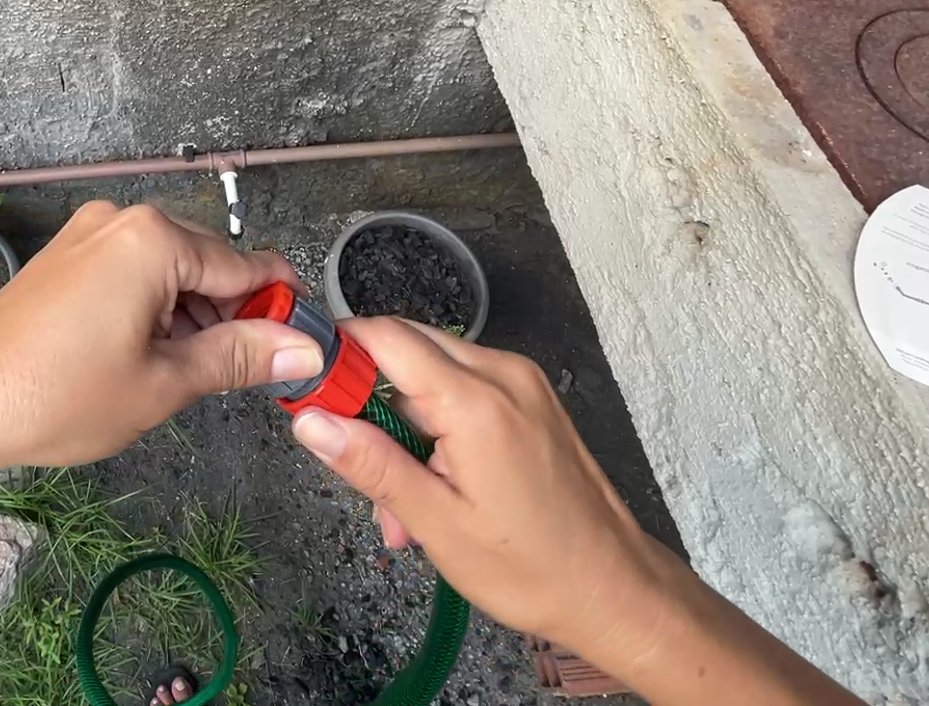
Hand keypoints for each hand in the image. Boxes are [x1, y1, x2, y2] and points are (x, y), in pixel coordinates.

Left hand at [0, 202, 321, 471]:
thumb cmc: (60, 395)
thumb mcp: (164, 383)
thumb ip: (239, 357)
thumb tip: (304, 348)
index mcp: (153, 238)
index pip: (244, 264)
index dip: (279, 305)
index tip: (302, 340)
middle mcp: (123, 219)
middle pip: (206, 261)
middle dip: (229, 313)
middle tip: (236, 373)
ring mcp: (89, 232)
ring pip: (169, 269)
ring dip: (190, 314)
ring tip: (181, 372)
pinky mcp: (68, 254)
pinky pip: (132, 271)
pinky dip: (153, 307)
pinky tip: (145, 352)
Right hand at [288, 318, 665, 655]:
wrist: (620, 592)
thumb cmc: (531, 568)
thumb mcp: (437, 523)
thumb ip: (369, 462)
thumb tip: (307, 420)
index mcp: (476, 401)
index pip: (385, 336)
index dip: (339, 350)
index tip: (311, 386)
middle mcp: (500, 371)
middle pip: (404, 345)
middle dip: (369, 393)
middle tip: (357, 454)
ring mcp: (519, 379)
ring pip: (428, 368)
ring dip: (401, 417)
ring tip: (403, 493)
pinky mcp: (527, 392)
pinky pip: (460, 383)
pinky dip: (434, 420)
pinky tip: (435, 475)